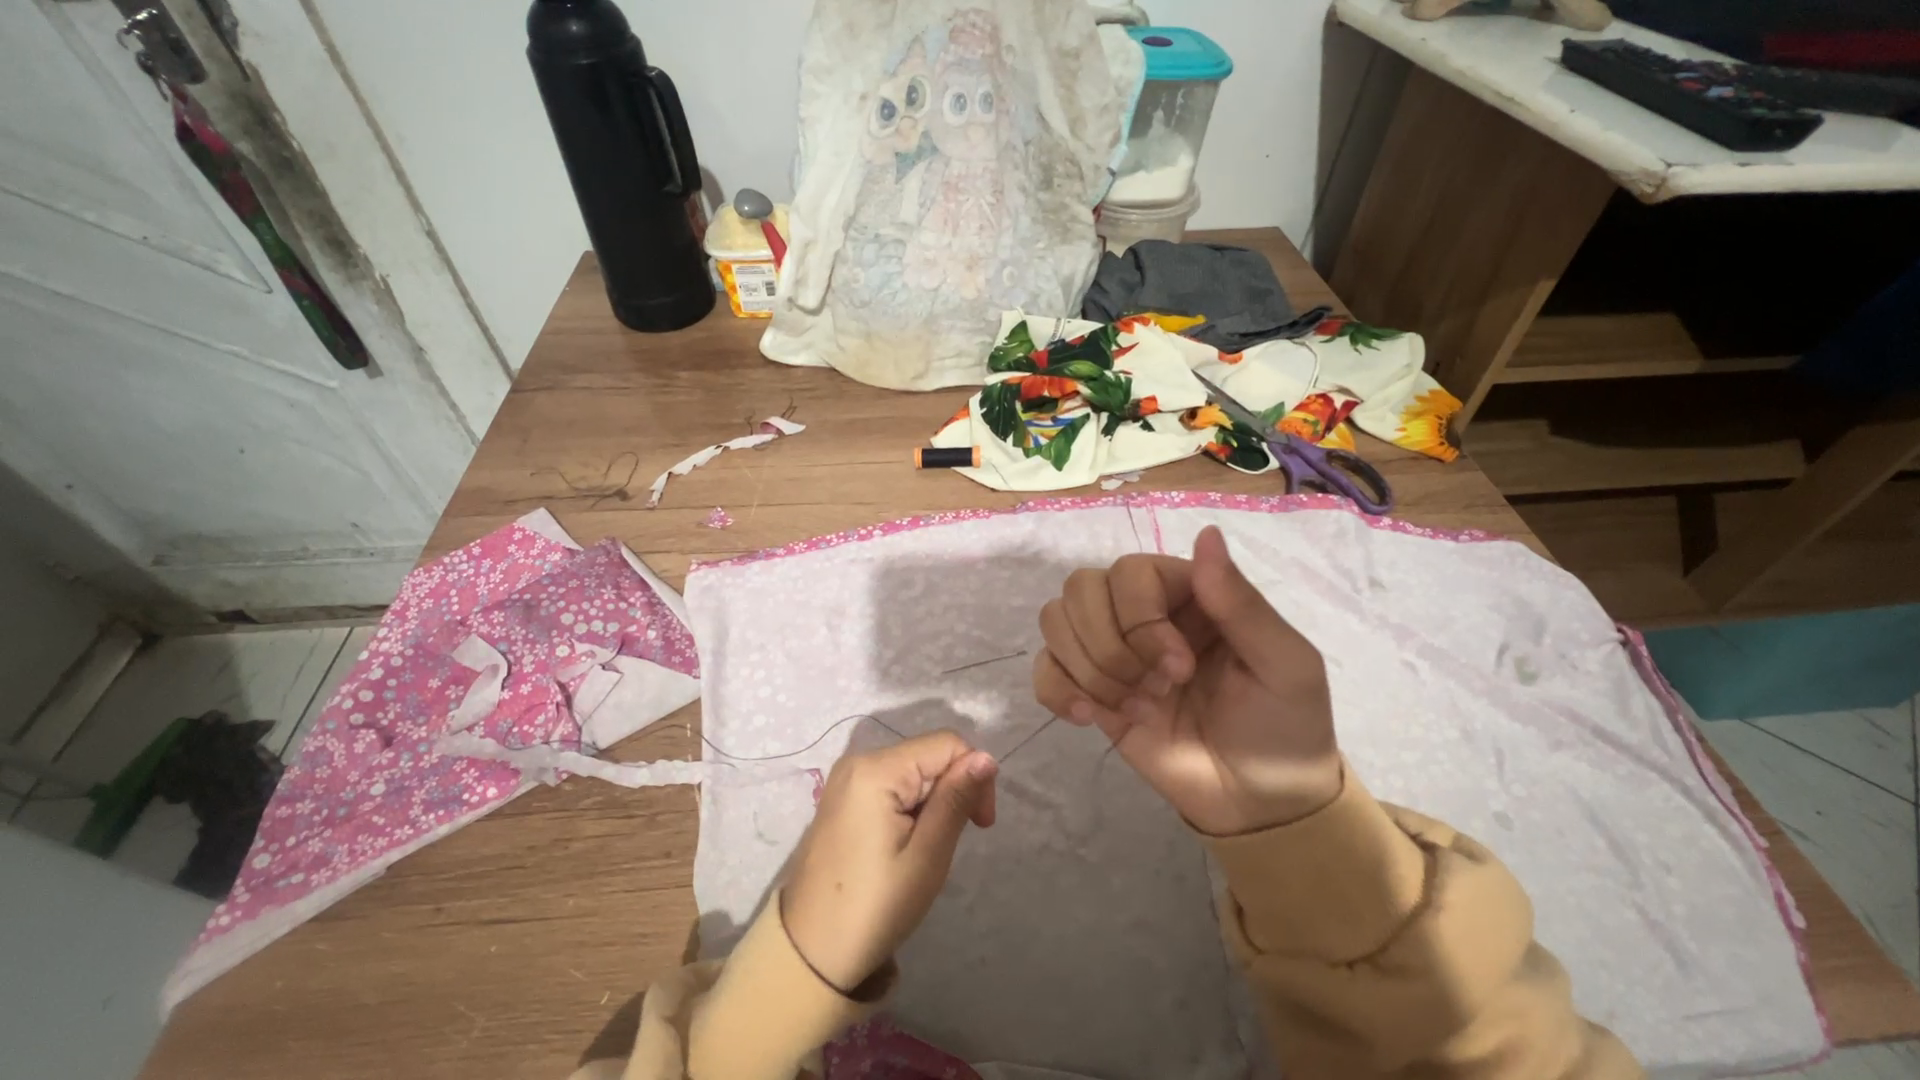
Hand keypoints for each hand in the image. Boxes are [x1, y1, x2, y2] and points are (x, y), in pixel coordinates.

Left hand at [781, 731, 998, 992]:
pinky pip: (891, 786)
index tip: (982, 826)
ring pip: (913, 771)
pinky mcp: (842, 799)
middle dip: (954, 789)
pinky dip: (911, 807)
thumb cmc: (876, 906)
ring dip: (934, 801)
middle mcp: (858, 761)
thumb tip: (986, 757)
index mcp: (876, 769)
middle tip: (957, 841)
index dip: (975, 776)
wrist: (810, 951)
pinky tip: (908, 844)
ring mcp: (846, 781)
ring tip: (930, 848)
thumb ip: (956, 798)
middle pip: (928, 754)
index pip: (947, 744)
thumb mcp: (927, 855)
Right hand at [1033, 525, 1341, 835]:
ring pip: (1056, 620)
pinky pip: (1045, 669)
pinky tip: (1089, 717)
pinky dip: (1058, 690)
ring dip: (1089, 669)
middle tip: (1155, 691)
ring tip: (1134, 708)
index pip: (1129, 571)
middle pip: (1082, 587)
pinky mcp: (1091, 693)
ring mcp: (1113, 653)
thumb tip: (1207, 533)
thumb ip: (1242, 603)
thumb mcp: (1285, 663)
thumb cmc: (1284, 728)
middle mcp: (1144, 614)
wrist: (1260, 804)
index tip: (1180, 670)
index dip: (1140, 618)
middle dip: (1109, 645)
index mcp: (1190, 594)